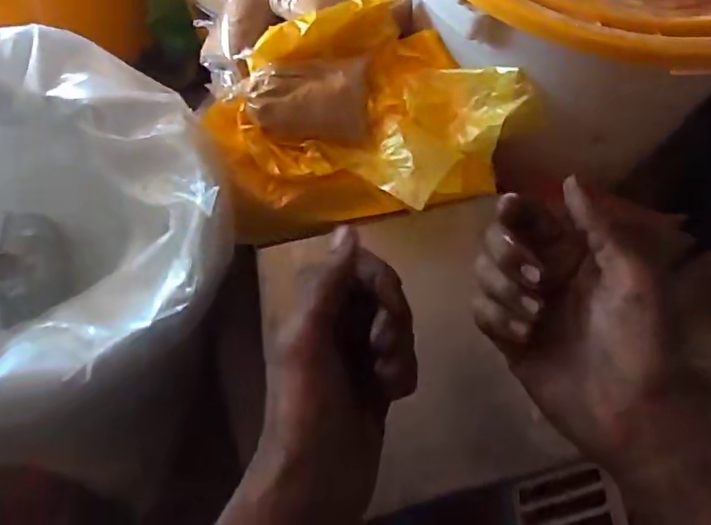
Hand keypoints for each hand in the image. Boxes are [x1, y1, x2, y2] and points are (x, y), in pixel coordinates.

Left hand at [221, 226, 416, 524]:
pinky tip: (391, 395)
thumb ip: (326, 282)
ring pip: (399, 323)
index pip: (359, 263)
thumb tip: (349, 228)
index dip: (380, 278)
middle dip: (393, 318)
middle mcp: (336, 318)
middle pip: (385, 291)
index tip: (387, 305)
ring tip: (383, 379)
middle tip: (381, 349)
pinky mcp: (377, 378)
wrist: (315, 482)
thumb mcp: (307, 339)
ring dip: (400, 350)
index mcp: (314, 302)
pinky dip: (404, 373)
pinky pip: (405, 356)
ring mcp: (357, 348)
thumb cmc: (304, 406)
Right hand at [471, 178, 710, 471]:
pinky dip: (496, 316)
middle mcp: (539, 271)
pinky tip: (524, 334)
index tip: (510, 209)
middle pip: (495, 238)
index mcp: (568, 252)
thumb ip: (599, 227)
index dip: (514, 207)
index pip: (528, 215)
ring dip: (503, 287)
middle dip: (506, 251)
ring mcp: (521, 304)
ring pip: (482, 271)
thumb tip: (569, 179)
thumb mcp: (633, 276)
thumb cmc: (642, 340)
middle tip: (536, 278)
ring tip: (535, 316)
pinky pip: (480, 310)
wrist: (635, 415)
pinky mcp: (507, 337)